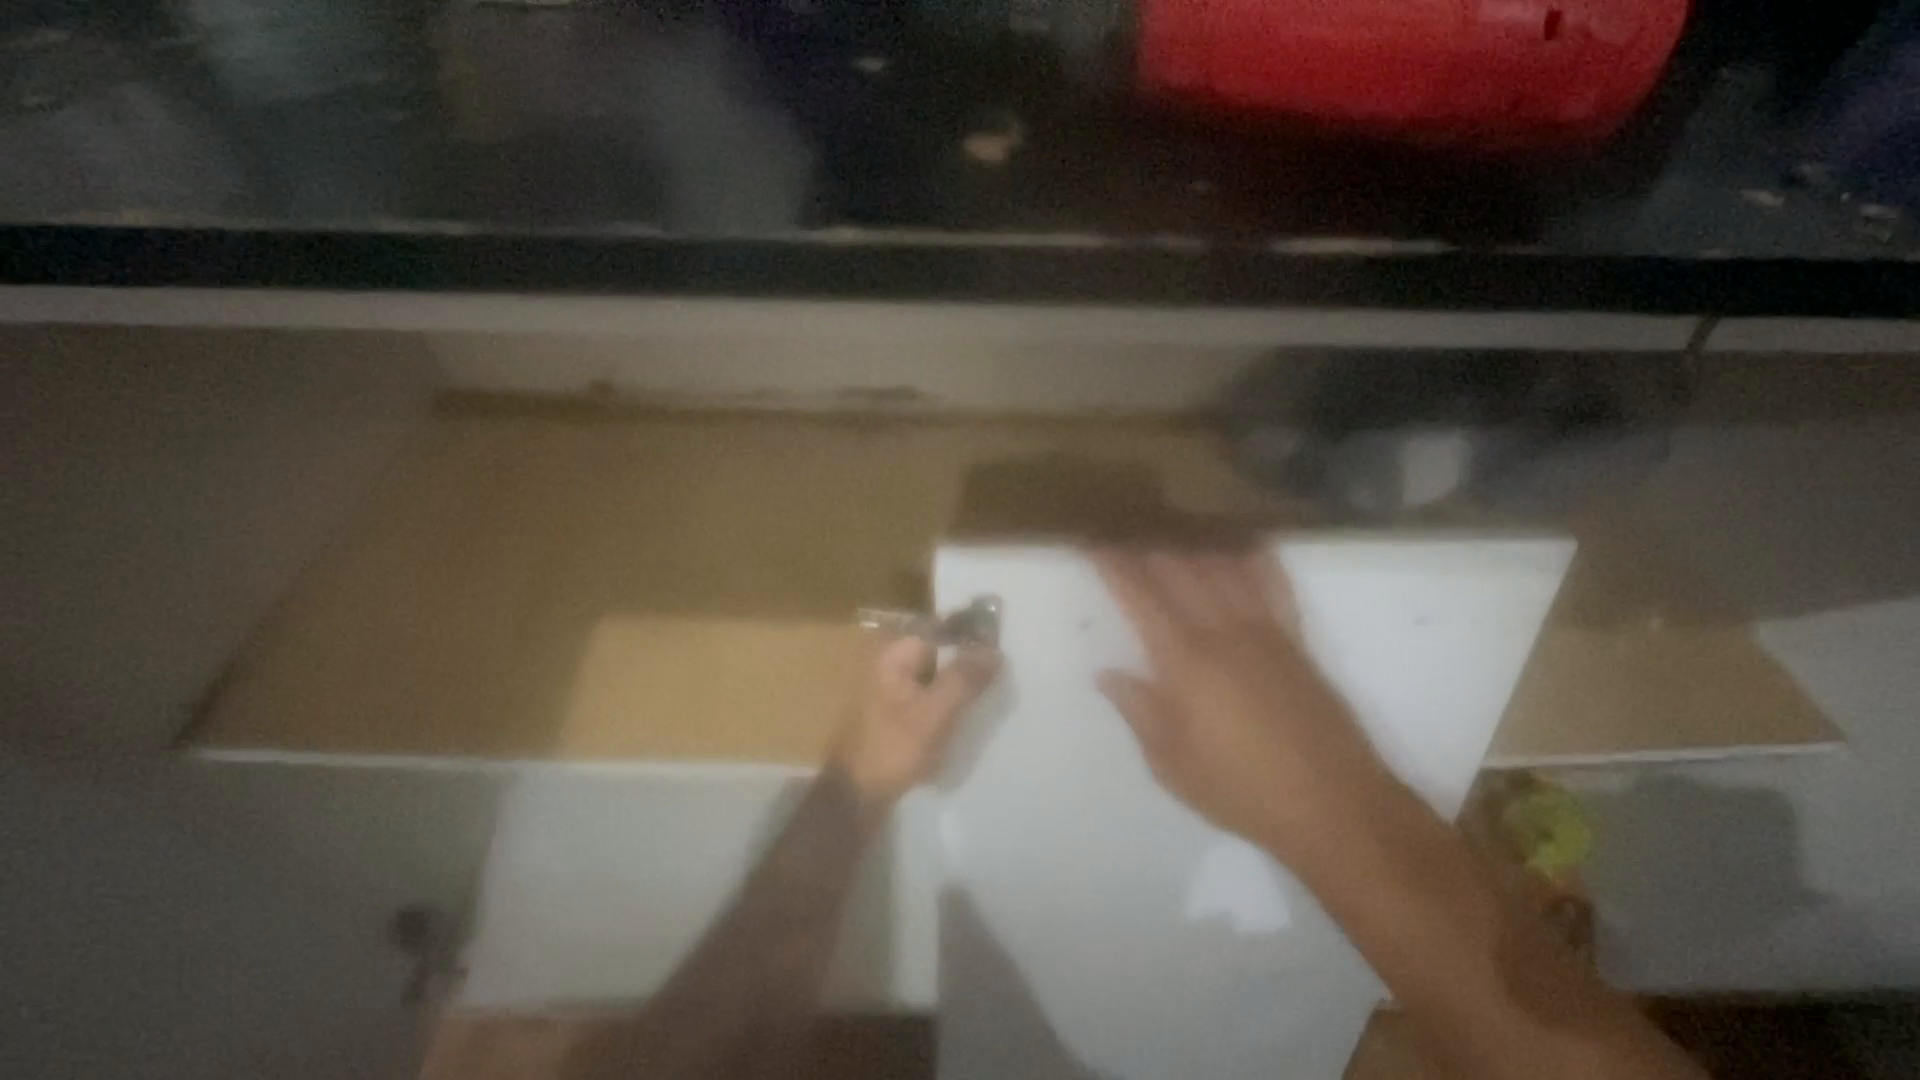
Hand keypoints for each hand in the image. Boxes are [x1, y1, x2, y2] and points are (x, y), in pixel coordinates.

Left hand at [831, 635, 1001, 810]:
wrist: (855, 795)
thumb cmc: (892, 749)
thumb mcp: (934, 713)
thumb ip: (964, 678)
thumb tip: (995, 649)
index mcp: (895, 653)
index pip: (944, 629)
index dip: (975, 637)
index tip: (1005, 651)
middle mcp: (891, 662)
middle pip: (942, 652)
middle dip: (971, 663)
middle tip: (1005, 677)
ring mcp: (893, 688)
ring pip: (939, 677)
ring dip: (962, 686)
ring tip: (994, 697)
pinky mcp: (897, 713)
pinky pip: (931, 698)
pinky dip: (950, 705)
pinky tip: (970, 718)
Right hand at [1094, 549, 1391, 854]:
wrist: (1332, 804)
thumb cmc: (1241, 790)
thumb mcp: (1171, 764)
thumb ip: (1139, 712)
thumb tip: (1107, 674)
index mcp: (1185, 662)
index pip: (1140, 599)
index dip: (1114, 567)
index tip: (1094, 542)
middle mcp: (1223, 632)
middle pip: (1181, 570)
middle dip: (1147, 544)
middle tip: (1125, 527)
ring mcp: (1265, 631)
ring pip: (1225, 567)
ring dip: (1195, 541)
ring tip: (1174, 524)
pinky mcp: (1296, 641)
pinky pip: (1275, 584)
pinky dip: (1257, 557)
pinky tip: (1245, 541)